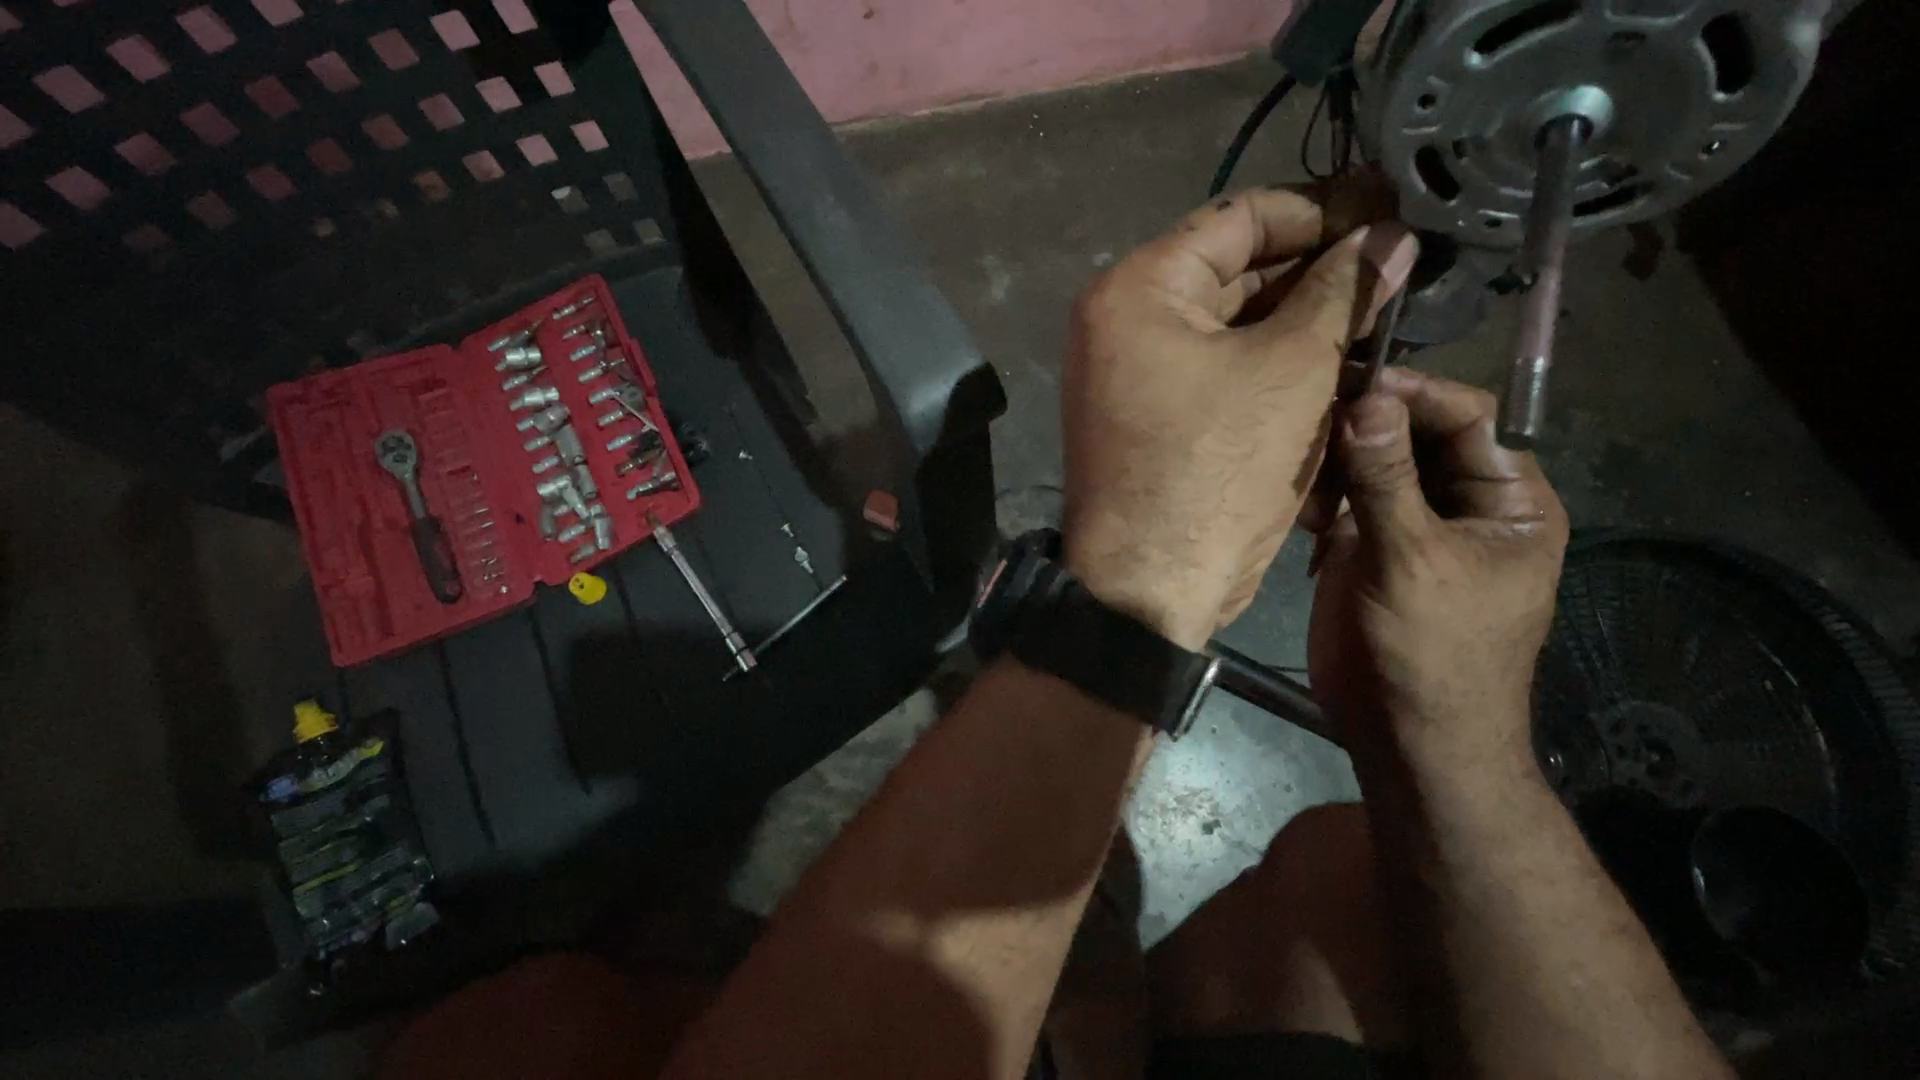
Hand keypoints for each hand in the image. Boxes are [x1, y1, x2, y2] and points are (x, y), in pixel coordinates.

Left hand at [1061, 186, 1417, 648]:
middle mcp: (1123, 322)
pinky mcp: (1152, 417)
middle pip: (1235, 274)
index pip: (1239, 219)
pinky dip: (1272, 371)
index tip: (1388, 215)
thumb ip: (1342, 294)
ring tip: (1382, 322)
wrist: (1151, 587)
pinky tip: (1336, 369)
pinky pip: (1218, 374)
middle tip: (1398, 273)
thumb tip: (1390, 238)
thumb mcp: (1292, 372)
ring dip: (1303, 328)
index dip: (1321, 210)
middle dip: (1317, 276)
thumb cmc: (1216, 471)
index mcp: (1138, 290)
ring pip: (1232, 329)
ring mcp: (1133, 373)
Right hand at [1305, 368, 1568, 771]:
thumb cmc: (1433, 652)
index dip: (1414, 394)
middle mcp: (1462, 505)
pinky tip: (1299, 514)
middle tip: (1311, 414)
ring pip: (1373, 468)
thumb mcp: (1413, 561)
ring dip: (1337, 465)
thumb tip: (1366, 398)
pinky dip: (1320, 499)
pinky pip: (1344, 504)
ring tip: (1302, 476)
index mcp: (1507, 501)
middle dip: (1366, 427)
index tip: (1354, 380)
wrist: (1406, 738)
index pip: (1467, 420)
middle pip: (1414, 438)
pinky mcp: (1368, 552)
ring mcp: (1412, 528)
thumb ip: (1386, 480)